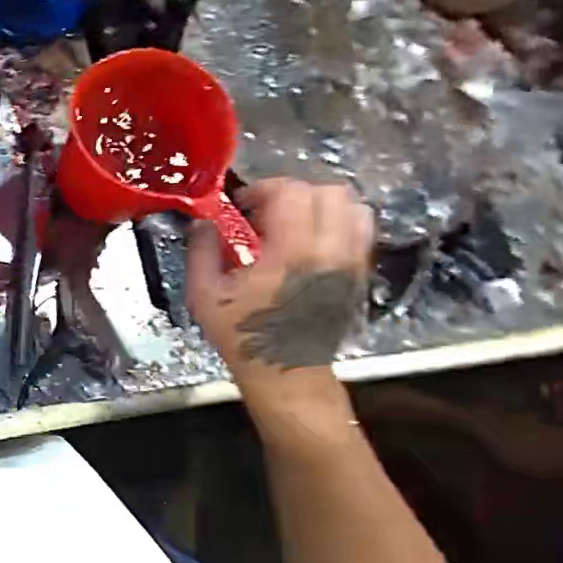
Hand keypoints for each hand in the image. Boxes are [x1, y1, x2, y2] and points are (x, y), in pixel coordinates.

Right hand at [187, 179, 374, 425]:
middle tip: (270, 212)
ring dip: (322, 205)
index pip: (291, 192)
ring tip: (296, 223)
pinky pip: (361, 230)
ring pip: (353, 205)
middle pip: (328, 191)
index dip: (264, 189)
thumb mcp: (205, 295)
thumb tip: (203, 223)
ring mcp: (350, 262)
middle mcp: (328, 251)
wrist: (286, 374)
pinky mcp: (359, 274)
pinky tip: (313, 242)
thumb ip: (201, 251)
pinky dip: (339, 223)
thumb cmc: (243, 336)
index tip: (244, 205)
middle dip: (294, 193)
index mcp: (290, 253)